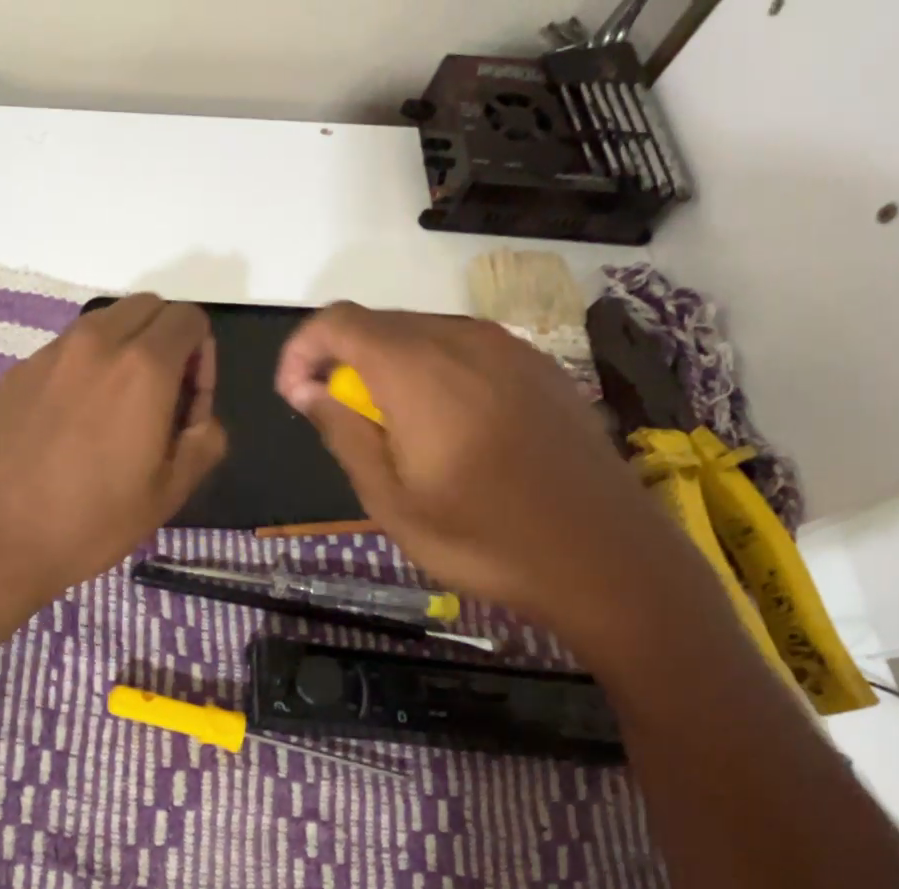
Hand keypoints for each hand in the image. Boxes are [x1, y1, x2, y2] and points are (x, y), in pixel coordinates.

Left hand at [0, 294, 226, 603]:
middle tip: (158, 401)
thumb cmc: (91, 523)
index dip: (202, 357)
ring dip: (123, 349)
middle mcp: (96, 344)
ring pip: (103, 324)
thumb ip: (203, 438)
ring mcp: (49, 355)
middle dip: (165, 341)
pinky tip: (69, 425)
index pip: (189, 319)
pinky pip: (65, 351)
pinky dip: (83, 368)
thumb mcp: (169, 493)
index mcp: (143, 368)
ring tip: (112, 412)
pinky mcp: (16, 373)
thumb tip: (198, 413)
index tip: (187, 405)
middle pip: (147, 307)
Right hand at [275, 303, 705, 645]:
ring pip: (425, 333)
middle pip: (381, 323)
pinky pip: (468, 350)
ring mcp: (511, 349)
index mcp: (419, 371)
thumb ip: (344, 433)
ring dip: (389, 367)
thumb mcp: (390, 501)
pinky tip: (447, 427)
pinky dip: (435, 373)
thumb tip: (308, 390)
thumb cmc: (482, 539)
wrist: (603, 557)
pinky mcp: (542, 367)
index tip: (295, 397)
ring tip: (391, 429)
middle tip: (338, 419)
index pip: (339, 321)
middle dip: (343, 360)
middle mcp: (464, 341)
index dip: (302, 350)